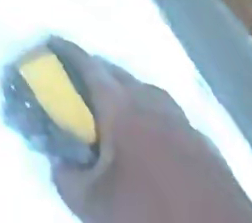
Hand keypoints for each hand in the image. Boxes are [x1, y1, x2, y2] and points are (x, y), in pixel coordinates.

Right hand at [51, 44, 251, 222]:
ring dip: (124, 95)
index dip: (65, 52)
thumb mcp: (93, 205)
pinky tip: (146, 145)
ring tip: (108, 116)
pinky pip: (167, 117)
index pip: (87, 65)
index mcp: (121, 107)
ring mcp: (182, 122)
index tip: (48, 45)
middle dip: (93, 74)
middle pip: (117, 75)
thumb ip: (66, 177)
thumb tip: (58, 160)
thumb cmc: (151, 216)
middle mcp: (151, 102)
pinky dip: (149, 119)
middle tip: (72, 87)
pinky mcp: (204, 147)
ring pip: (145, 94)